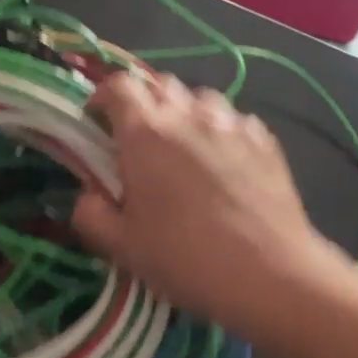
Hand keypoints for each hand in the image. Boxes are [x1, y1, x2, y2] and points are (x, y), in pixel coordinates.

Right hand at [72, 74, 350, 353]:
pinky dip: (221, 132)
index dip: (102, 98)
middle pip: (160, 84)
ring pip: (201, 99)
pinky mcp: (265, 139)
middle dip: (144, 103)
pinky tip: (223, 165)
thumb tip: (88, 196)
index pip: (117, 87)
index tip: (97, 123)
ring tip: (184, 150)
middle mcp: (189, 115)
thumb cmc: (186, 260)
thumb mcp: (122, 247)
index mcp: (145, 133)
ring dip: (185, 115)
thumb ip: (91, 214)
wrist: (269, 273)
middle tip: (138, 141)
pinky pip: (235, 120)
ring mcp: (232, 123)